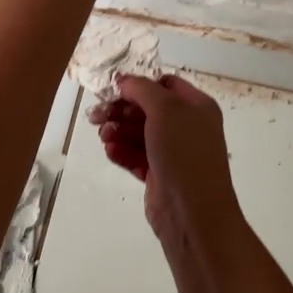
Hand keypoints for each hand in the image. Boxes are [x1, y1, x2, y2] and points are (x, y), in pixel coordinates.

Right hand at [89, 73, 242, 239]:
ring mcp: (173, 152)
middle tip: (96, 116)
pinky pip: (136, 156)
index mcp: (196, 106)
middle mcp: (186, 126)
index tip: (115, 90)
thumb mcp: (165, 109)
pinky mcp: (159, 175)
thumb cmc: (183, 152)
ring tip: (103, 137)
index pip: (165, 85)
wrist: (193, 212)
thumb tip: (124, 80)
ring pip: (139, 133)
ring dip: (118, 131)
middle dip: (121, 110)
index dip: (140, 85)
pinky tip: (110, 152)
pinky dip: (122, 151)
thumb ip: (142, 89)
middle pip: (147, 109)